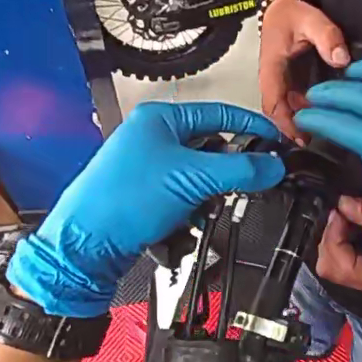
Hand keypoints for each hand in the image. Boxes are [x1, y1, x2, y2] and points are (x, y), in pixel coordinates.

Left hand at [6, 102, 285, 315]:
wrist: (85, 247)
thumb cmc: (119, 202)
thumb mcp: (191, 179)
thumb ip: (240, 170)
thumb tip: (272, 165)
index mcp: (160, 120)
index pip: (220, 114)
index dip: (252, 126)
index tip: (277, 141)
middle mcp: (154, 141)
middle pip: (212, 151)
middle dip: (225, 176)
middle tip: (242, 188)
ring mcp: (150, 171)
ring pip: (200, 181)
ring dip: (206, 201)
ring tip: (198, 214)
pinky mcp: (148, 200)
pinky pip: (184, 202)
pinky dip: (189, 216)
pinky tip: (180, 228)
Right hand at [258, 0, 349, 139]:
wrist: (281, 6)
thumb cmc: (291, 14)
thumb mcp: (311, 19)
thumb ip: (327, 37)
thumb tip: (341, 59)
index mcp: (271, 68)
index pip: (273, 104)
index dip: (285, 123)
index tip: (300, 136)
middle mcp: (272, 80)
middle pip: (277, 113)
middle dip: (292, 129)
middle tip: (312, 141)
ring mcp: (279, 83)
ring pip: (285, 110)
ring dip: (299, 122)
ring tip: (319, 134)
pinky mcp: (288, 82)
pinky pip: (293, 103)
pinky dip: (304, 112)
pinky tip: (320, 118)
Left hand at [314, 196, 361, 293]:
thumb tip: (342, 204)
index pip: (338, 266)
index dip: (333, 238)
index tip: (339, 213)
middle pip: (331, 268)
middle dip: (330, 239)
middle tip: (341, 214)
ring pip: (335, 264)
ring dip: (335, 238)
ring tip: (347, 216)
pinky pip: (346, 257)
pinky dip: (344, 239)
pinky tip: (354, 222)